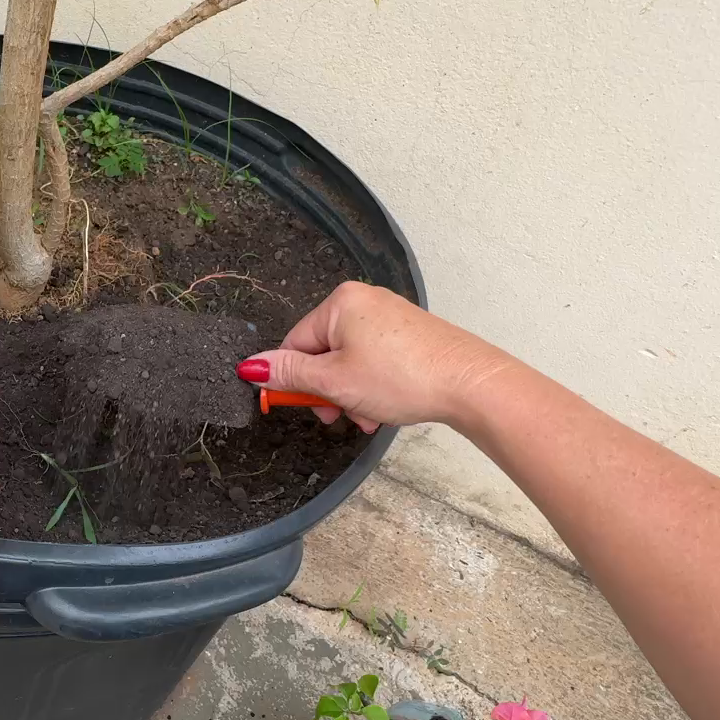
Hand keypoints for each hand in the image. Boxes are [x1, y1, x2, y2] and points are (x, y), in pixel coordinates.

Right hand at [235, 281, 514, 431]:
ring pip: (349, 360)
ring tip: (367, 418)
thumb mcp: (334, 381)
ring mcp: (390, 317)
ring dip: (350, 393)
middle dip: (327, 390)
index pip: (296, 342)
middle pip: (323, 352)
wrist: (470, 384)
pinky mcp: (410, 334)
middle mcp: (364, 301)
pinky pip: (374, 359)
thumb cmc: (400, 377)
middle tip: (337, 417)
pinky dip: (372, 385)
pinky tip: (382, 409)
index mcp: (340, 302)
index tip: (304, 407)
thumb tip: (249, 366)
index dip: (295, 379)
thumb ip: (289, 374)